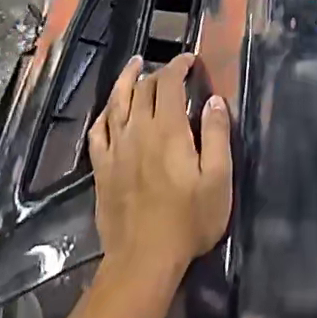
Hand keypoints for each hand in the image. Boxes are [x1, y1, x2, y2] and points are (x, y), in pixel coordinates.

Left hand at [88, 53, 233, 277]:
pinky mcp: (101, 168)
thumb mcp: (218, 178)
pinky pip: (98, 130)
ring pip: (116, 102)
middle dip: (158, 72)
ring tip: (134, 65)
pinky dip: (105, 113)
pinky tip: (109, 110)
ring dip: (126, 80)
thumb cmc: (189, 220)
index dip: (179, 66)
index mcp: (167, 130)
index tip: (191, 60)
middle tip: (172, 69)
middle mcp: (137, 131)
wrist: (144, 258)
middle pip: (142, 89)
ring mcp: (115, 149)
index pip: (168, 84)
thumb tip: (214, 100)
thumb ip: (216, 135)